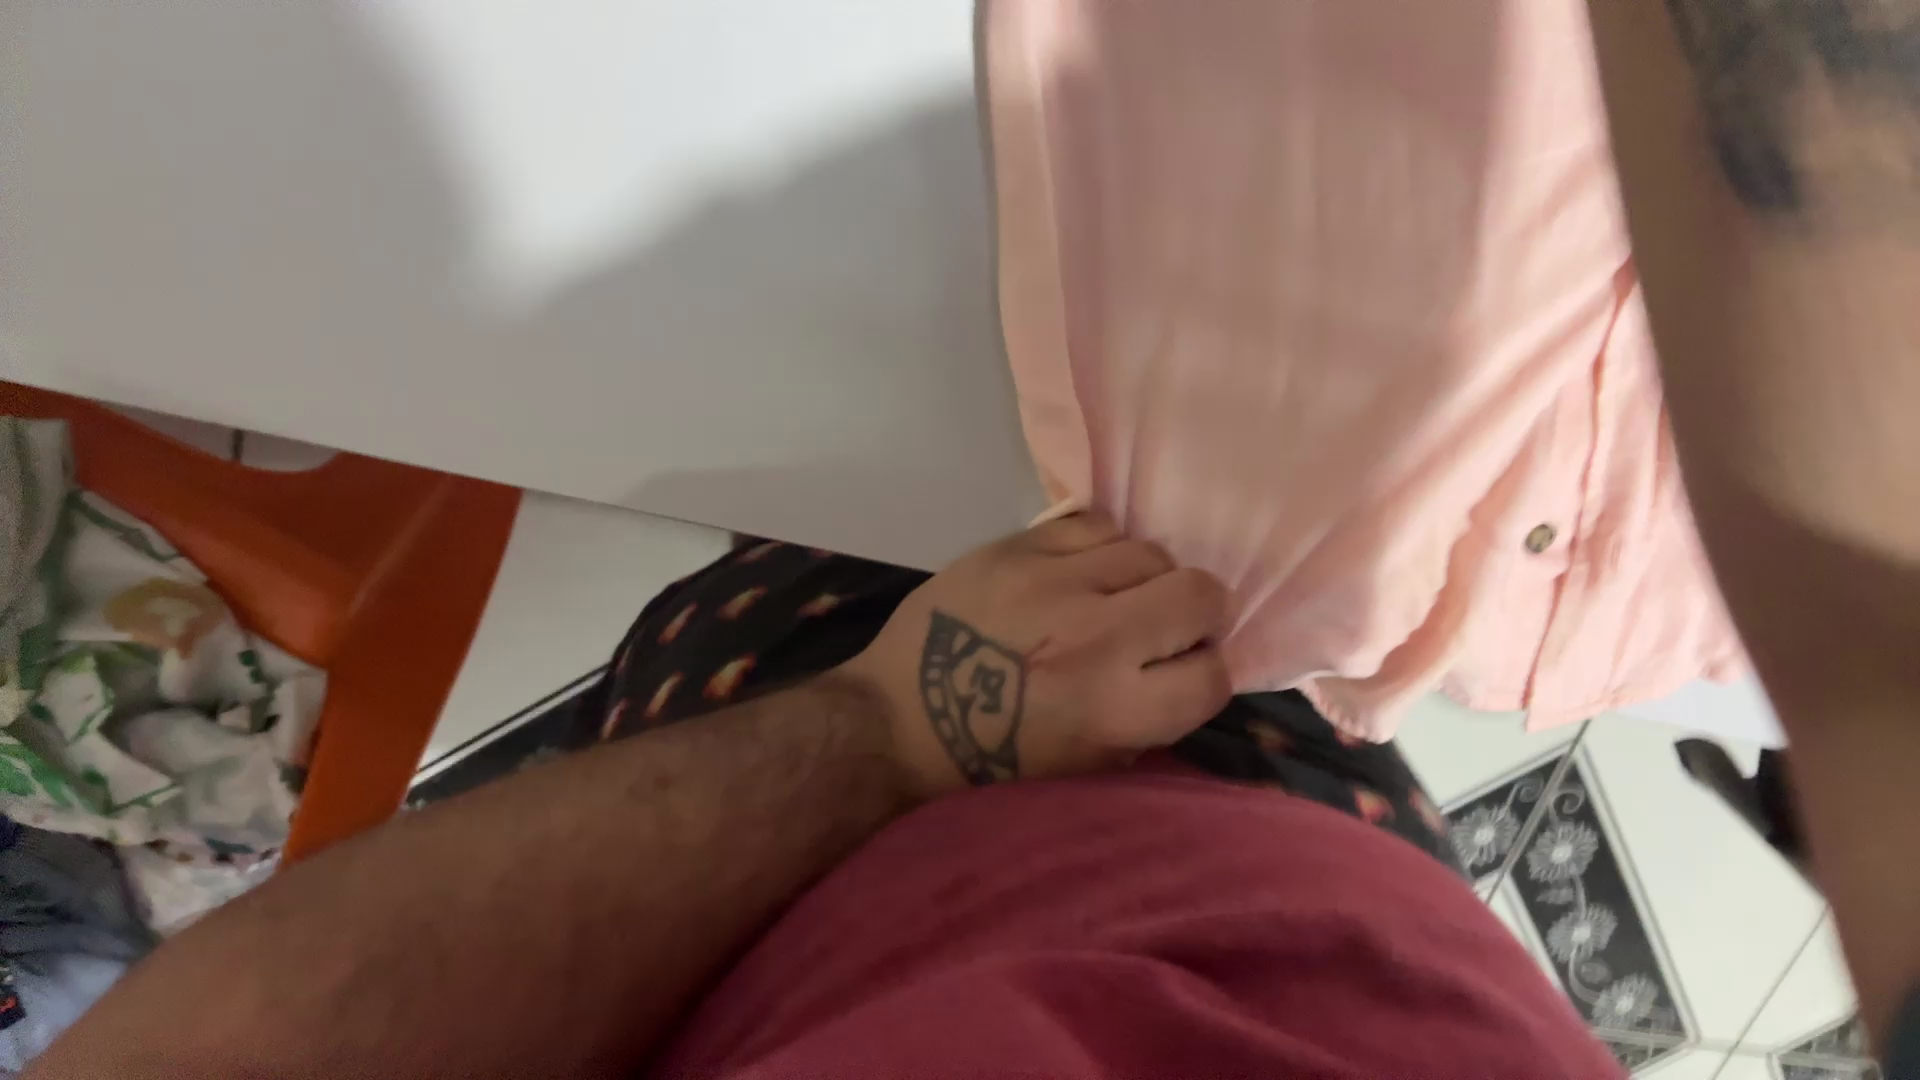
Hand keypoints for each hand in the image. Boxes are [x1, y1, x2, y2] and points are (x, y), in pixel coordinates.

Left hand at [839, 512, 1232, 800]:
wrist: (899, 720)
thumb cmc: (994, 761)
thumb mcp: (1087, 767)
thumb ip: (1149, 721)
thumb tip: (1189, 666)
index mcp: (1118, 709)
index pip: (1216, 673)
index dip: (1205, 670)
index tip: (1180, 668)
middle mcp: (1099, 637)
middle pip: (1201, 593)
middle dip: (1193, 613)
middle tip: (1157, 624)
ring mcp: (1055, 583)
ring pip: (1150, 550)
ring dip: (1143, 578)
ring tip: (1108, 596)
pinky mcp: (1016, 548)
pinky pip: (1095, 524)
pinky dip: (1098, 548)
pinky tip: (1075, 571)